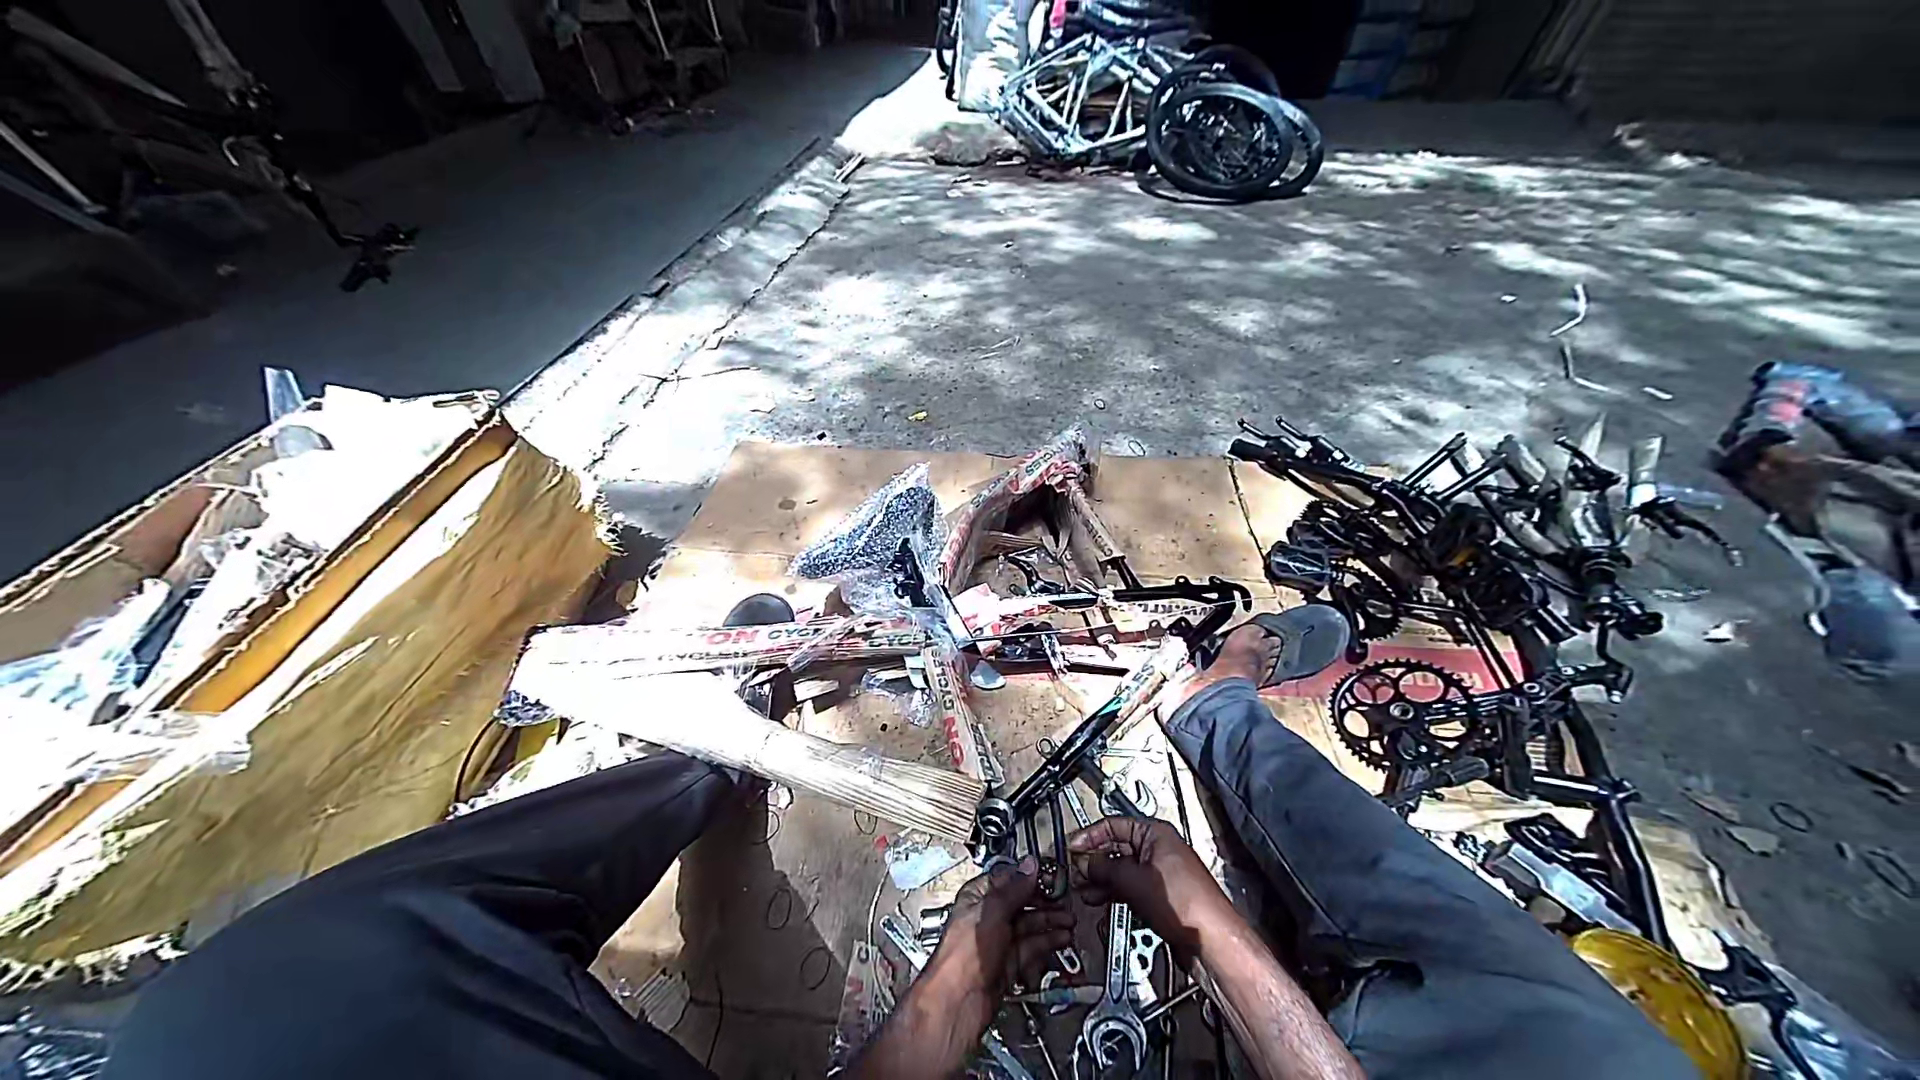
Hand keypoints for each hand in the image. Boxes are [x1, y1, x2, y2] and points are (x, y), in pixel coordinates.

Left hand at [916, 858, 1073, 1043]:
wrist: (959, 1001)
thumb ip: (1014, 889)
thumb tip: (1030, 866)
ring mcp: (999, 941)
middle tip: (1065, 900)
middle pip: (1021, 903)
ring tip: (1069, 920)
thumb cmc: (964, 953)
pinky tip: (1061, 938)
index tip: (1051, 877)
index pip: (1008, 879)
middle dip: (1044, 901)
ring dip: (1049, 922)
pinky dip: (1047, 942)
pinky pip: (1031, 947)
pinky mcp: (1008, 964)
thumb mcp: (993, 911)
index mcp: (978, 897)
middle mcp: (988, 917)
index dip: (1029, 877)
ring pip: (1029, 925)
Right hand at [1067, 816, 1233, 961]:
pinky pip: (1131, 888)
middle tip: (1076, 872)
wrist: (1211, 943)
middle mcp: (1158, 849)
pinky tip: (1100, 901)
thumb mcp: (1133, 880)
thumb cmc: (1185, 904)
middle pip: (1117, 847)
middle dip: (1095, 861)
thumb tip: (1085, 861)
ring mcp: (1160, 874)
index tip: (1073, 847)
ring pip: (1122, 870)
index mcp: (1155, 834)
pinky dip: (1114, 893)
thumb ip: (1103, 867)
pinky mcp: (1161, 897)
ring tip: (1084, 890)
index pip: (1113, 825)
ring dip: (1101, 879)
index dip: (1091, 835)